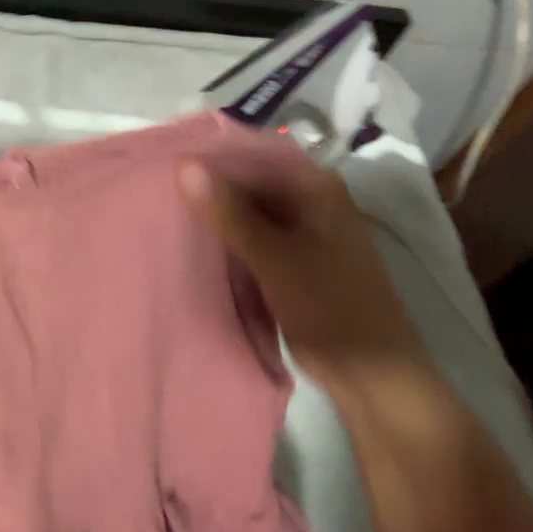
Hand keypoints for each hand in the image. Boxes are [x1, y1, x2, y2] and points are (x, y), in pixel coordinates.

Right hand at [178, 156, 424, 379]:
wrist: (374, 377)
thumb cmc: (331, 308)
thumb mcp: (275, 259)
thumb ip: (229, 213)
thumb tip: (183, 164)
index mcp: (316, 187)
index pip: (254, 154)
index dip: (211, 157)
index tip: (165, 162)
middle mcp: (312, 200)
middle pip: (251, 182)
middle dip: (210, 188)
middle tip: (158, 190)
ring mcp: (305, 231)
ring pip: (250, 211)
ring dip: (218, 216)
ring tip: (167, 213)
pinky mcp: (296, 260)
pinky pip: (255, 238)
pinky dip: (230, 241)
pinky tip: (195, 244)